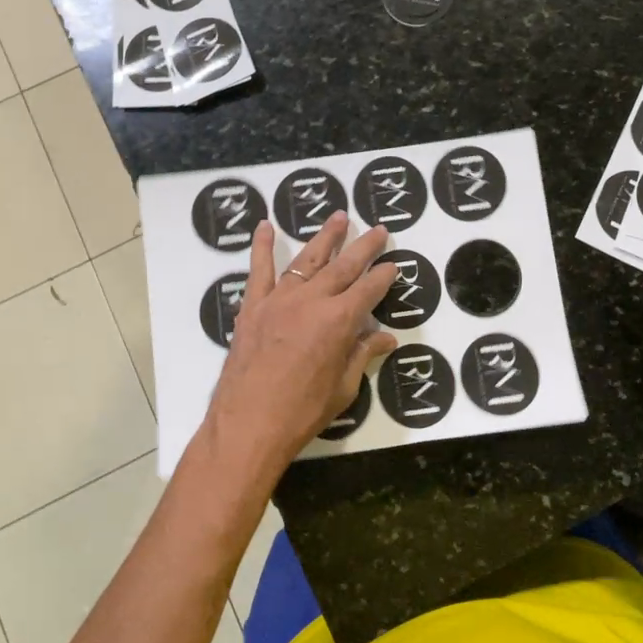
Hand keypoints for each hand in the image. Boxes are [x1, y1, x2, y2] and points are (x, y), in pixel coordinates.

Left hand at [204, 213, 398, 470]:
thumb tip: (386, 338)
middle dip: (364, 246)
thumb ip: (362, 355)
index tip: (394, 264)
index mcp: (339, 320)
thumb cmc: (302, 412)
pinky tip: (265, 226)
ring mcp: (279, 300)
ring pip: (307, 260)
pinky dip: (262, 246)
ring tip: (339, 217)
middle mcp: (312, 300)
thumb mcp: (343, 388)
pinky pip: (259, 270)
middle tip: (378, 230)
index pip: (369, 289)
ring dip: (325, 237)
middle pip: (343, 266)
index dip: (384, 276)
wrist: (248, 425)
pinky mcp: (252, 307)